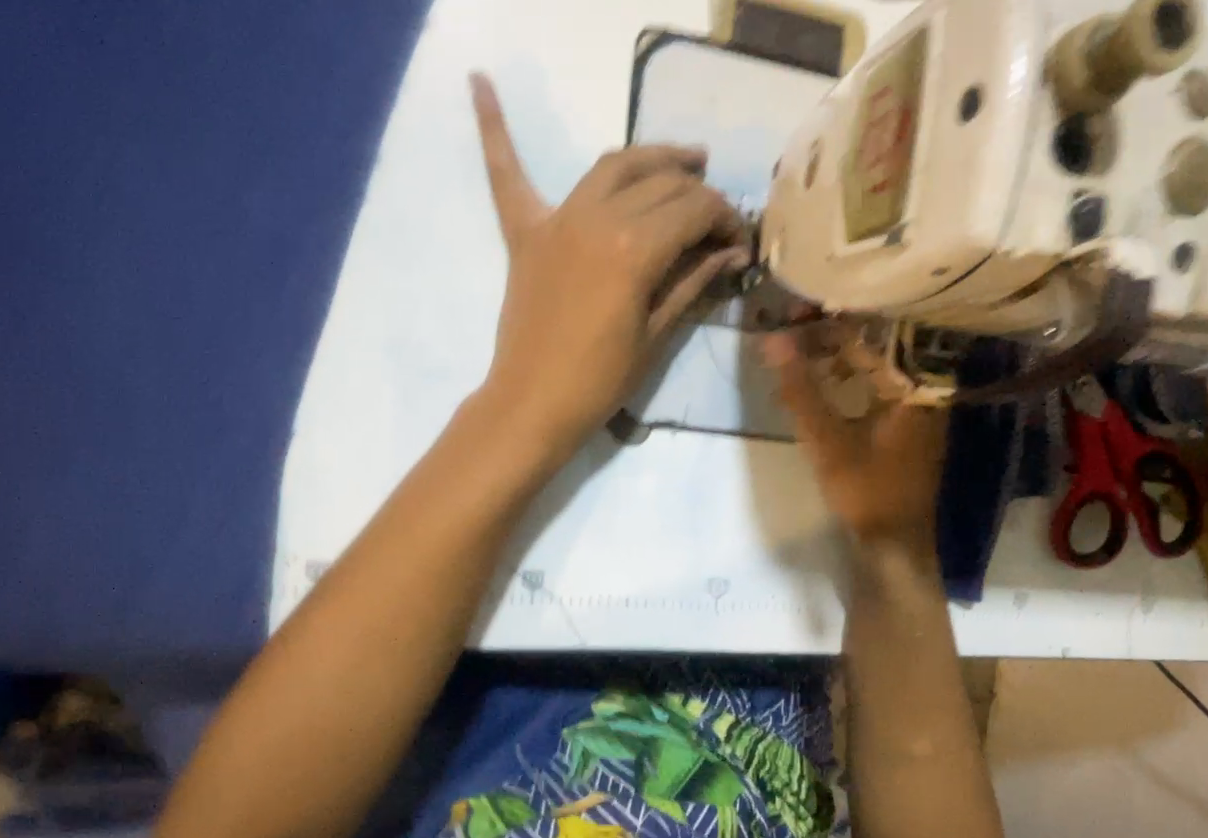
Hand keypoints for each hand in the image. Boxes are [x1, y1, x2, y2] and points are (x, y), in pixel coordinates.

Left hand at [469, 73, 746, 447]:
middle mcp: (598, 219)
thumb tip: (731, 253)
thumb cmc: (601, 381)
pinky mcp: (526, 233)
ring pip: (612, 166)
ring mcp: (558, 221)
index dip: (725, 220)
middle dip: (698, 194)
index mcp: (635, 250)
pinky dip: (491, 127)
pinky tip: (468, 64)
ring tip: (682, 162)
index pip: (693, 211)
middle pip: (660, 184)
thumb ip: (691, 283)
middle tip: (716, 217)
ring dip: (651, 158)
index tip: (740, 243)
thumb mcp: (656, 335)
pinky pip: (506, 173)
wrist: (533, 404)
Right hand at [763, 323, 948, 555]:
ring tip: (802, 355)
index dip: (832, 319)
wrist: (896, 545)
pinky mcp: (910, 426)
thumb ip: (801, 389)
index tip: (797, 312)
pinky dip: (853, 381)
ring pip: (879, 366)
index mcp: (914, 384)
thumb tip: (773, 340)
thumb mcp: (827, 440)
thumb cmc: (866, 491)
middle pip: (879, 345)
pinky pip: (882, 387)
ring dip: (841, 358)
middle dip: (834, 336)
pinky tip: (826, 387)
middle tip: (793, 329)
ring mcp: (921, 408)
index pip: (874, 332)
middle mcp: (925, 388)